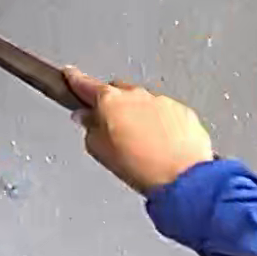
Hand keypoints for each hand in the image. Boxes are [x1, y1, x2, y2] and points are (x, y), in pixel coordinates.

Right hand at [63, 67, 213, 193]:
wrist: (186, 181)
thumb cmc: (141, 166)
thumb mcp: (98, 149)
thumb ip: (88, 127)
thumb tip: (87, 118)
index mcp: (107, 99)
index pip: (83, 82)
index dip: (73, 78)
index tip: (70, 74)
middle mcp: (134, 94)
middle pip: (116, 91)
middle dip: (114, 104)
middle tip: (116, 127)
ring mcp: (161, 102)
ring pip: (144, 102)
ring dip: (141, 115)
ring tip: (147, 143)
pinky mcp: (185, 114)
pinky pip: (168, 113)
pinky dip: (165, 124)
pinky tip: (166, 145)